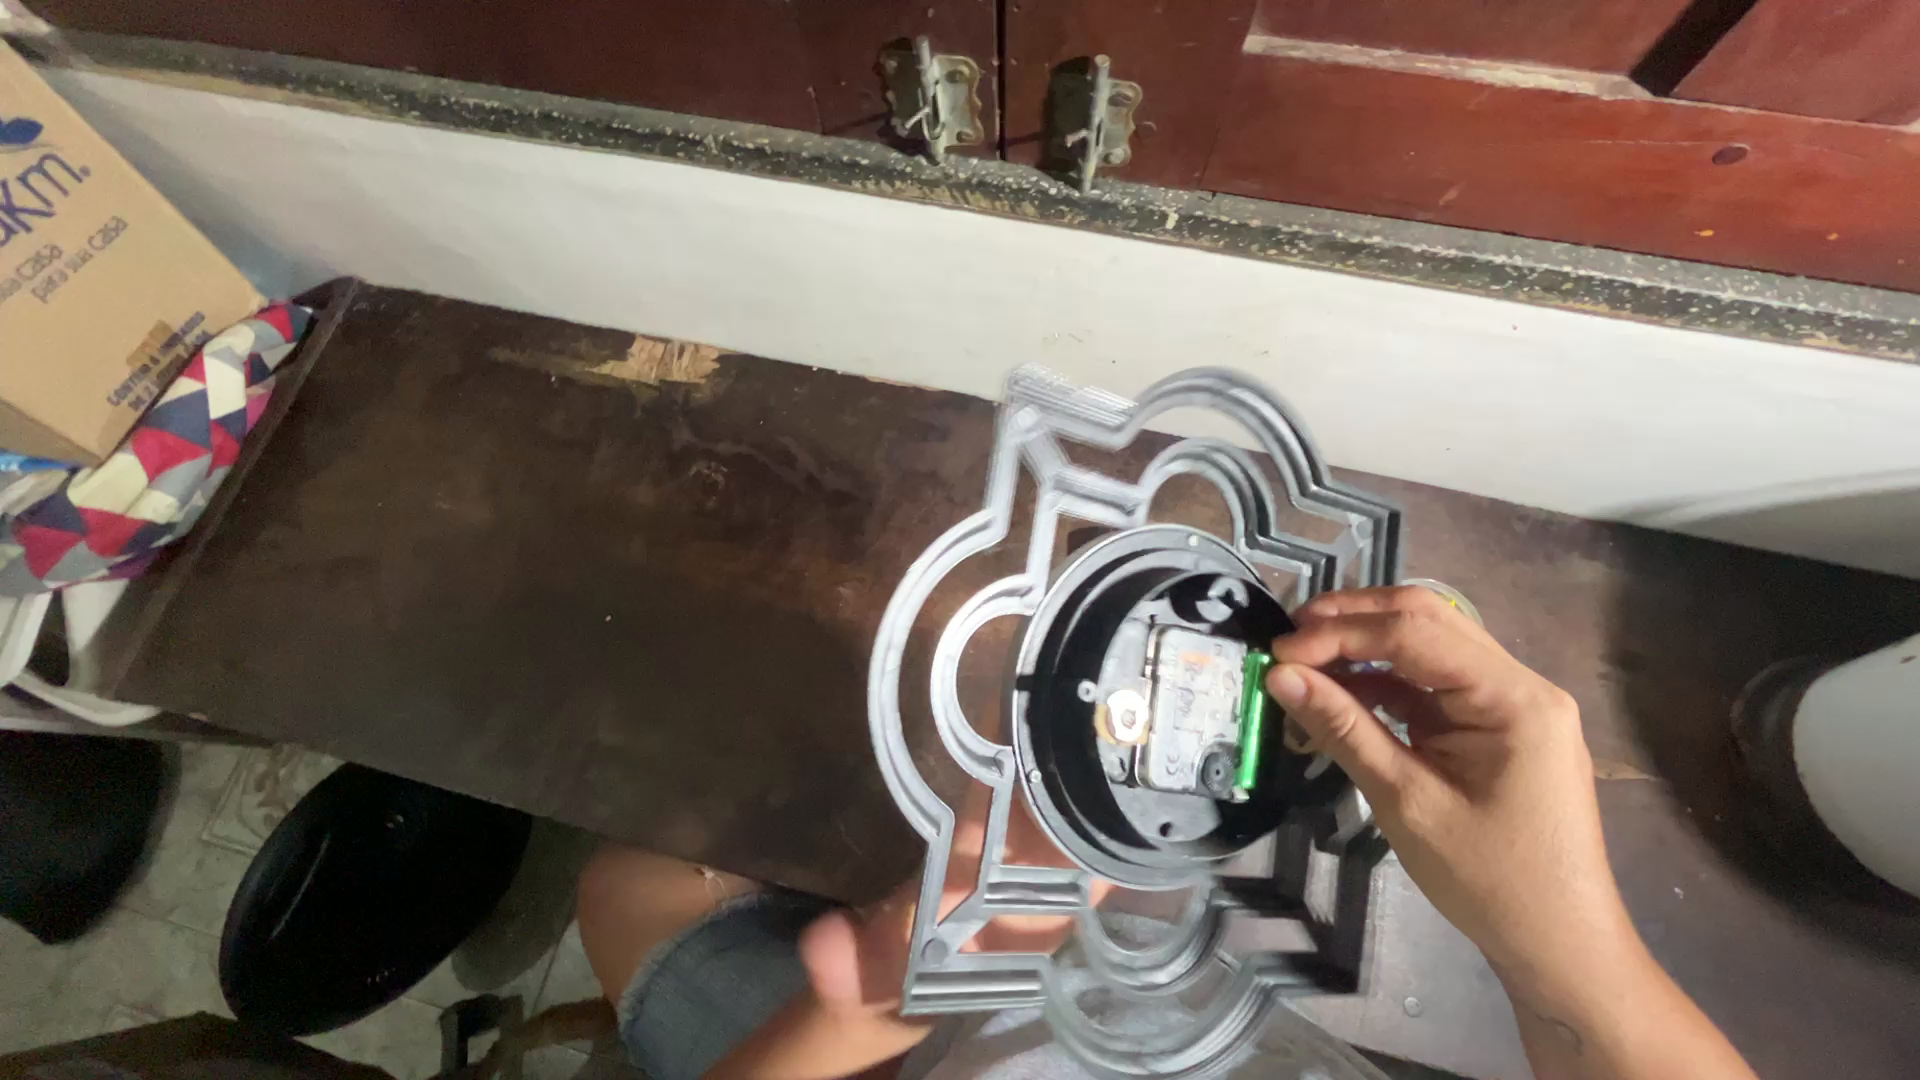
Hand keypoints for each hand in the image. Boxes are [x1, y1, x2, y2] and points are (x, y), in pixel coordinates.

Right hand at [1264, 586, 1754, 1079]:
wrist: (1559, 944)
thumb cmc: (1489, 878)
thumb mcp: (1404, 800)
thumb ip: (1342, 727)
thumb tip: (1278, 675)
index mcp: (1513, 698)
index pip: (1413, 633)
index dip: (1338, 634)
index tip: (1279, 653)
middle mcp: (1517, 683)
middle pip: (1425, 619)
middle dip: (1350, 619)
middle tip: (1289, 638)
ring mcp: (1505, 700)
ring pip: (1424, 641)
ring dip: (1361, 642)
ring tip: (1303, 658)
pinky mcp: (1488, 721)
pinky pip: (1426, 679)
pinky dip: (1377, 676)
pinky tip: (1336, 688)